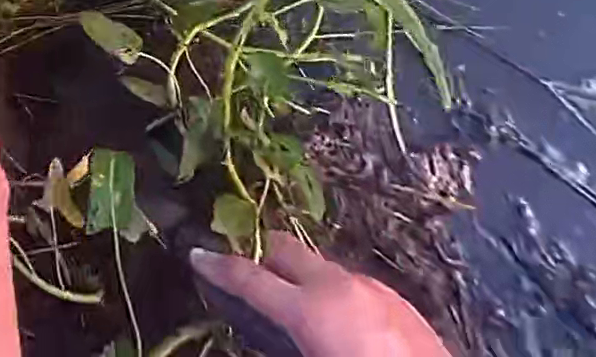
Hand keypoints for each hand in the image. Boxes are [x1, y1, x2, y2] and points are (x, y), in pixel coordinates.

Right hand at [189, 231, 449, 356]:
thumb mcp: (309, 353)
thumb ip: (280, 338)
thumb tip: (262, 325)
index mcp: (312, 311)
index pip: (249, 278)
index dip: (217, 266)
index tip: (196, 256)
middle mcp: (338, 286)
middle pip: (282, 248)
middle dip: (260, 257)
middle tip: (247, 279)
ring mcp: (372, 289)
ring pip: (318, 266)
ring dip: (299, 279)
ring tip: (298, 311)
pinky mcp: (399, 301)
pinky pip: (351, 285)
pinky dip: (334, 295)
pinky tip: (343, 328)